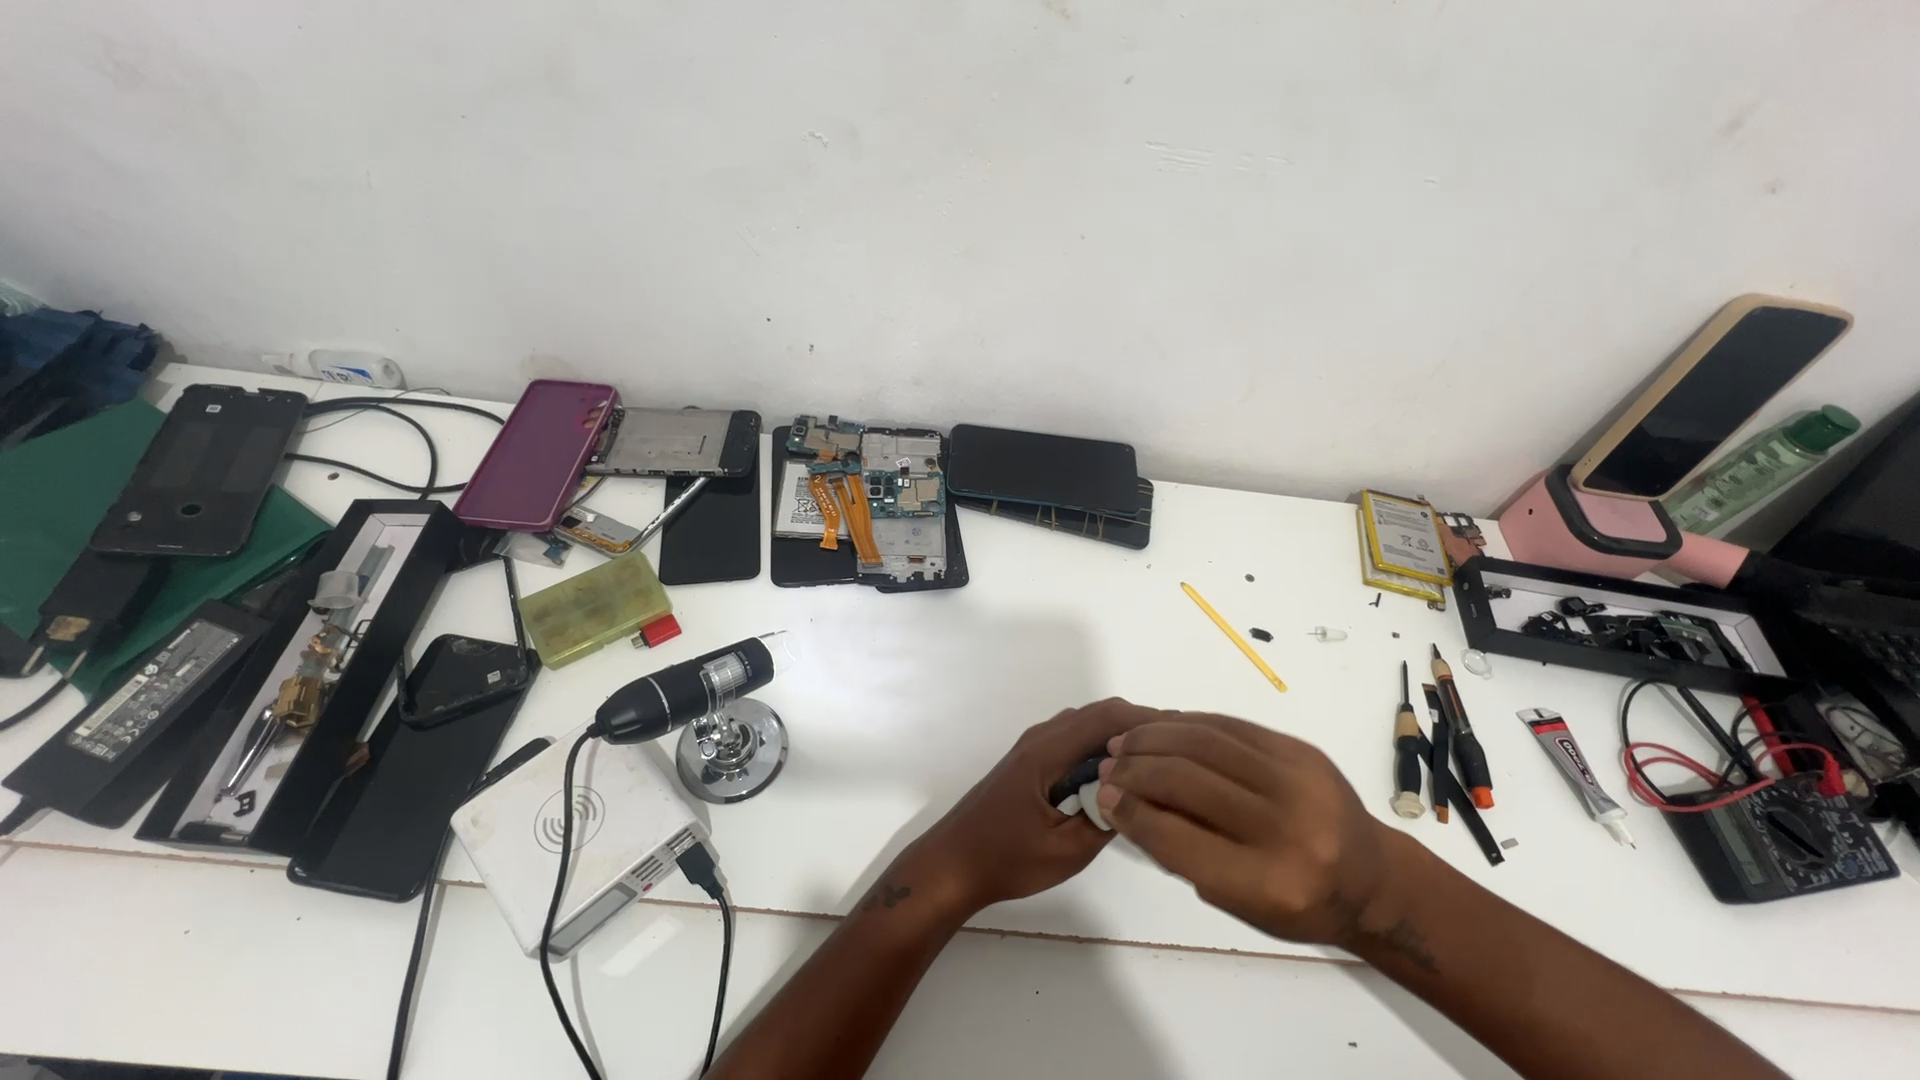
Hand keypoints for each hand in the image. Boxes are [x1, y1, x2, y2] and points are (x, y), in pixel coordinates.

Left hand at [898, 698, 1163, 915]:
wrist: (952, 865)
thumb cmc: (1006, 859)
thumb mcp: (1066, 850)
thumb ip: (1106, 819)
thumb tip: (1140, 795)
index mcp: (1047, 752)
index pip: (1106, 718)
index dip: (1147, 720)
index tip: (1185, 734)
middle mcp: (1039, 739)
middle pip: (1097, 715)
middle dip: (1140, 725)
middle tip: (1179, 748)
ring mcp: (1032, 750)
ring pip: (1084, 726)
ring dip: (1119, 736)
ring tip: (1157, 759)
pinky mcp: (1028, 764)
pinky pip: (1072, 741)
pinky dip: (1100, 747)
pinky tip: (1119, 774)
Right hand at [1096, 712, 1398, 947]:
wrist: (1371, 880)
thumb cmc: (1296, 904)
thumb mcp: (1236, 900)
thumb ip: (1182, 852)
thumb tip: (1125, 801)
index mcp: (1268, 883)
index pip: (1178, 838)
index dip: (1131, 813)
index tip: (1103, 797)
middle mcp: (1287, 828)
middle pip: (1187, 781)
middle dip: (1135, 771)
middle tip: (1106, 768)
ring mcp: (1299, 782)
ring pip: (1205, 743)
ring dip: (1153, 739)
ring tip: (1124, 743)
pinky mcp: (1302, 751)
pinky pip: (1230, 726)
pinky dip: (1186, 725)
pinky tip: (1160, 730)